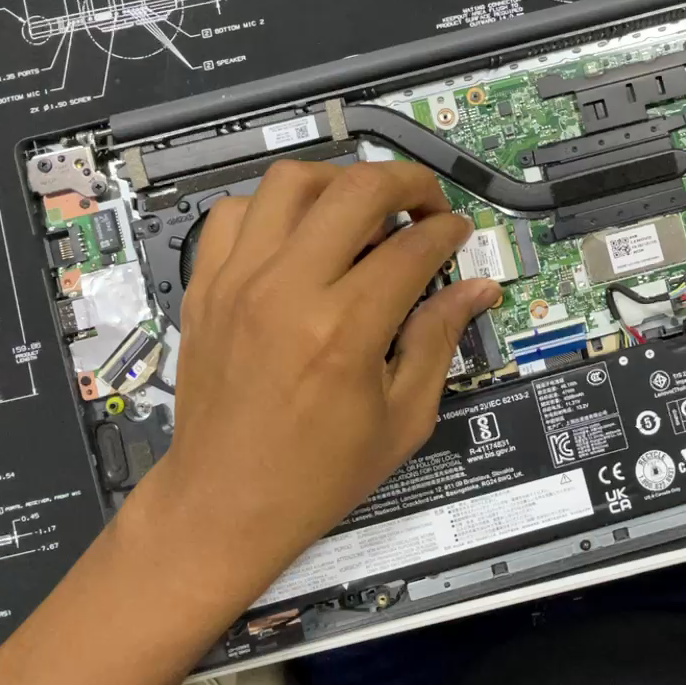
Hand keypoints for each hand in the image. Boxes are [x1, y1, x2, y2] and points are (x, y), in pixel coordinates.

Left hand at [131, 160, 500, 607]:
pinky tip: (298, 237)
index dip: (447, 231)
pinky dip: (274, 208)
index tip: (457, 234)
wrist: (223, 503)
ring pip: (292, 181)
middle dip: (408, 182)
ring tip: (362, 212)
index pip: (412, 246)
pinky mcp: (206, 285)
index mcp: (345, 330)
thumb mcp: (404, 418)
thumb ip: (440, 339)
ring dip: (339, 183)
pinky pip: (236, 211)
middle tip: (425, 205)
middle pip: (357, 189)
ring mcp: (238, 281)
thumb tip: (479, 289)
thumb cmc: (320, 473)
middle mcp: (288, 290)